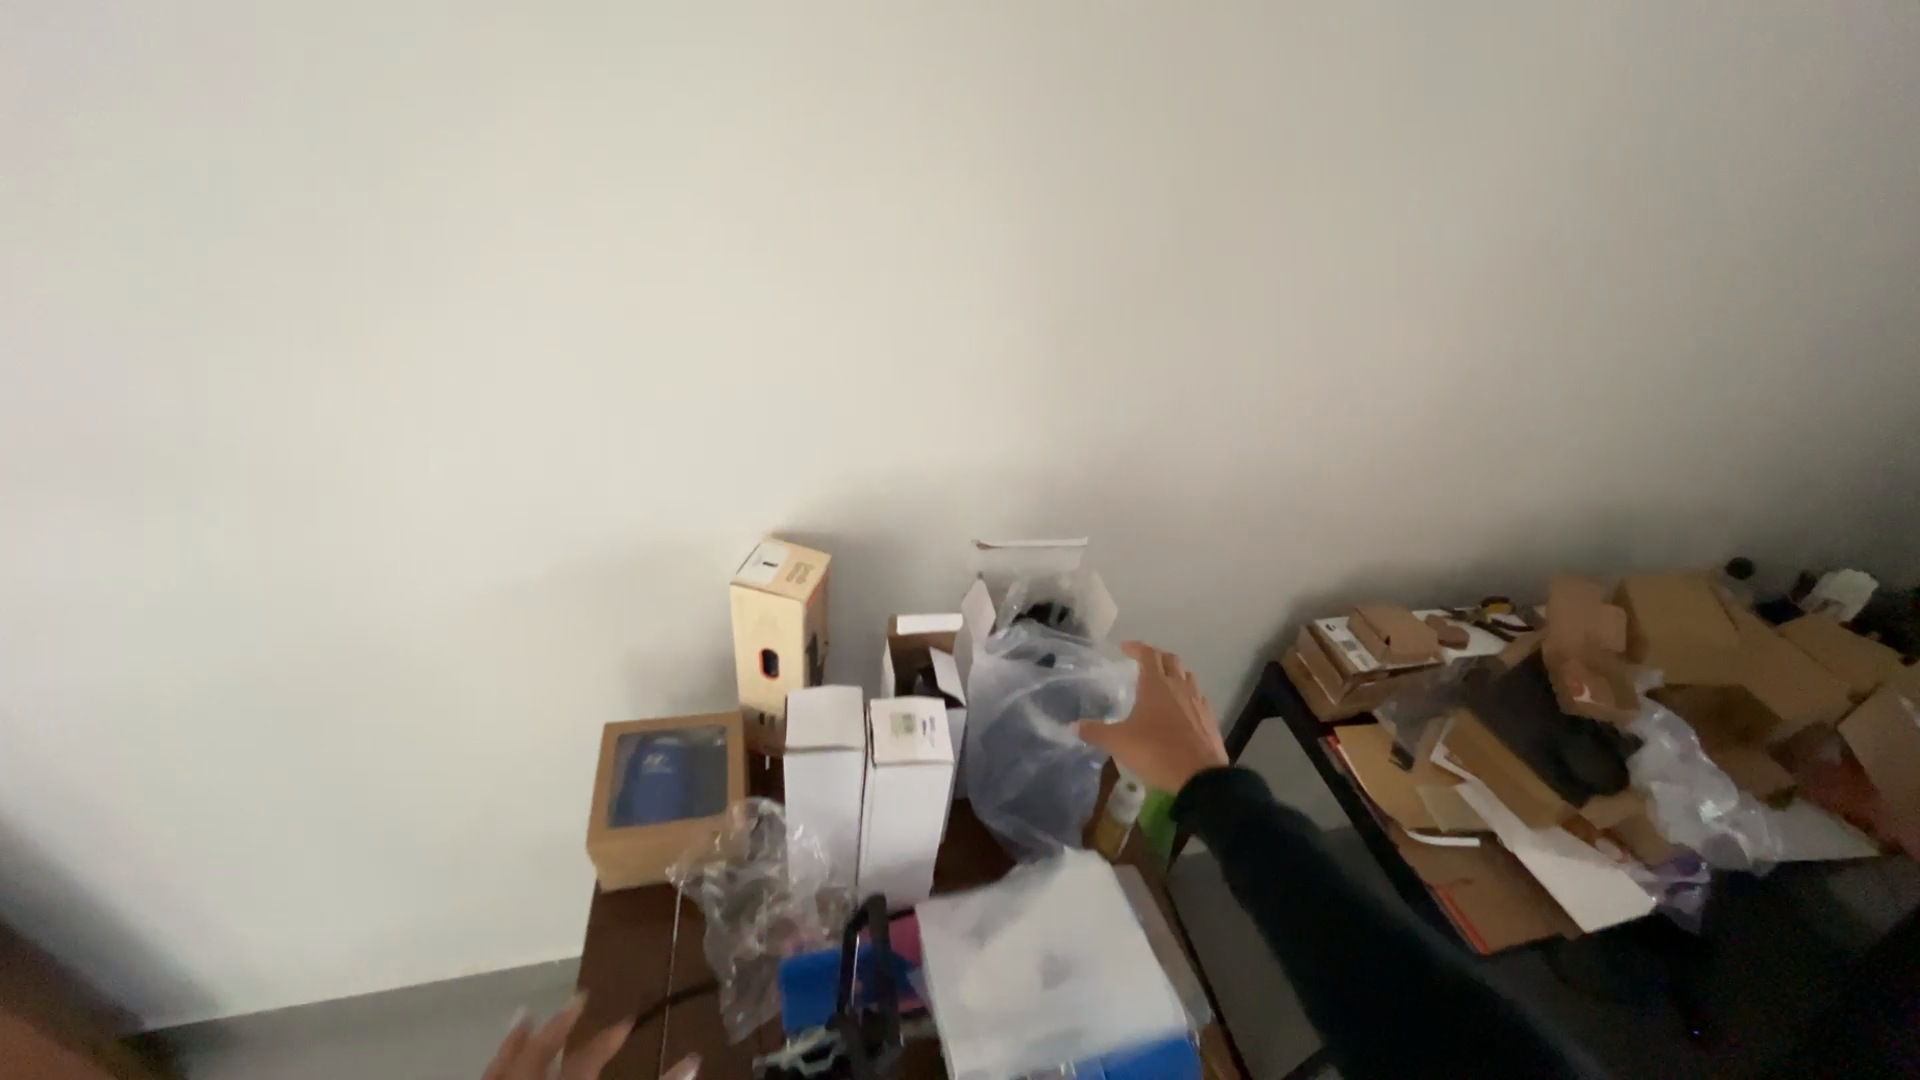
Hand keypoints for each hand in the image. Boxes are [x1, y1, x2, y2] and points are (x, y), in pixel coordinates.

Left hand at [483, 995, 697, 1079]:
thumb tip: (693, 1062)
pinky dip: (497, 1066)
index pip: (588, 1061)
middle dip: (561, 1028)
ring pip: (504, 1070)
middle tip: (581, 998)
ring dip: (516, 1044)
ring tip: (527, 1015)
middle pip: (543, 1058)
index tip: (628, 1021)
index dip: (609, 1040)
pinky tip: (498, 1065)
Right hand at [1078, 641, 1226, 794]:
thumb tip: (1073, 726)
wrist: (1200, 777)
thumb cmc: (1156, 752)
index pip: (1147, 654)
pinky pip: (1198, 697)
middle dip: (1155, 656)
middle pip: (1170, 660)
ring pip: (1187, 676)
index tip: (1124, 648)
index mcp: (1156, 685)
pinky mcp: (1209, 719)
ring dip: (1174, 673)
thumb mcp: (1118, 743)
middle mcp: (1178, 687)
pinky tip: (1180, 710)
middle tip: (1142, 663)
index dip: (1136, 647)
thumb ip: (1095, 732)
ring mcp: (1197, 702)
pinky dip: (1187, 695)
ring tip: (1162, 683)